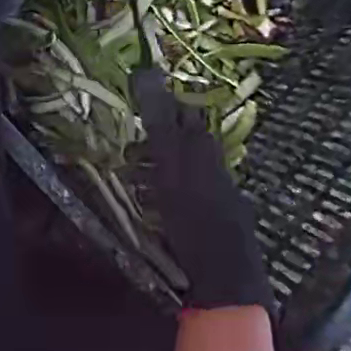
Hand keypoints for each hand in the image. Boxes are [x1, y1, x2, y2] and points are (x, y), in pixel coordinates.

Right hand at [131, 68, 272, 311]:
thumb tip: (146, 71)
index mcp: (202, 144)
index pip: (179, 107)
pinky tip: (149, 205)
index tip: (130, 106)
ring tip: (130, 178)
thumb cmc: (192, 213)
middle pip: (179, 136)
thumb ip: (159, 118)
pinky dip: (163, 190)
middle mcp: (213, 161)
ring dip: (153, 166)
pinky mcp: (215, 216)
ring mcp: (217, 190)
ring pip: (180, 165)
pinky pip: (184, 191)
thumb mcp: (169, 161)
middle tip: (125, 148)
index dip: (155, 101)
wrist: (224, 278)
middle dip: (151, 138)